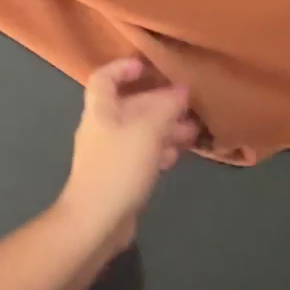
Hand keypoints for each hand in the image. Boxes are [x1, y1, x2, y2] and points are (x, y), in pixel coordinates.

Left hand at [55, 58, 198, 247]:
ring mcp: (110, 154)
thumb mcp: (147, 131)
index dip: (124, 67)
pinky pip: (142, 154)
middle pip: (130, 105)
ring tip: (194, 129)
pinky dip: (160, 149)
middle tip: (190, 103)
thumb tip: (182, 89)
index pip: (104, 77)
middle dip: (159, 101)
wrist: (95, 223)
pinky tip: (179, 153)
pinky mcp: (119, 177)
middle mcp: (102, 128)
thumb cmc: (118, 168)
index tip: (149, 66)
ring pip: (140, 131)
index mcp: (101, 110)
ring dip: (165, 127)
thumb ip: (166, 107)